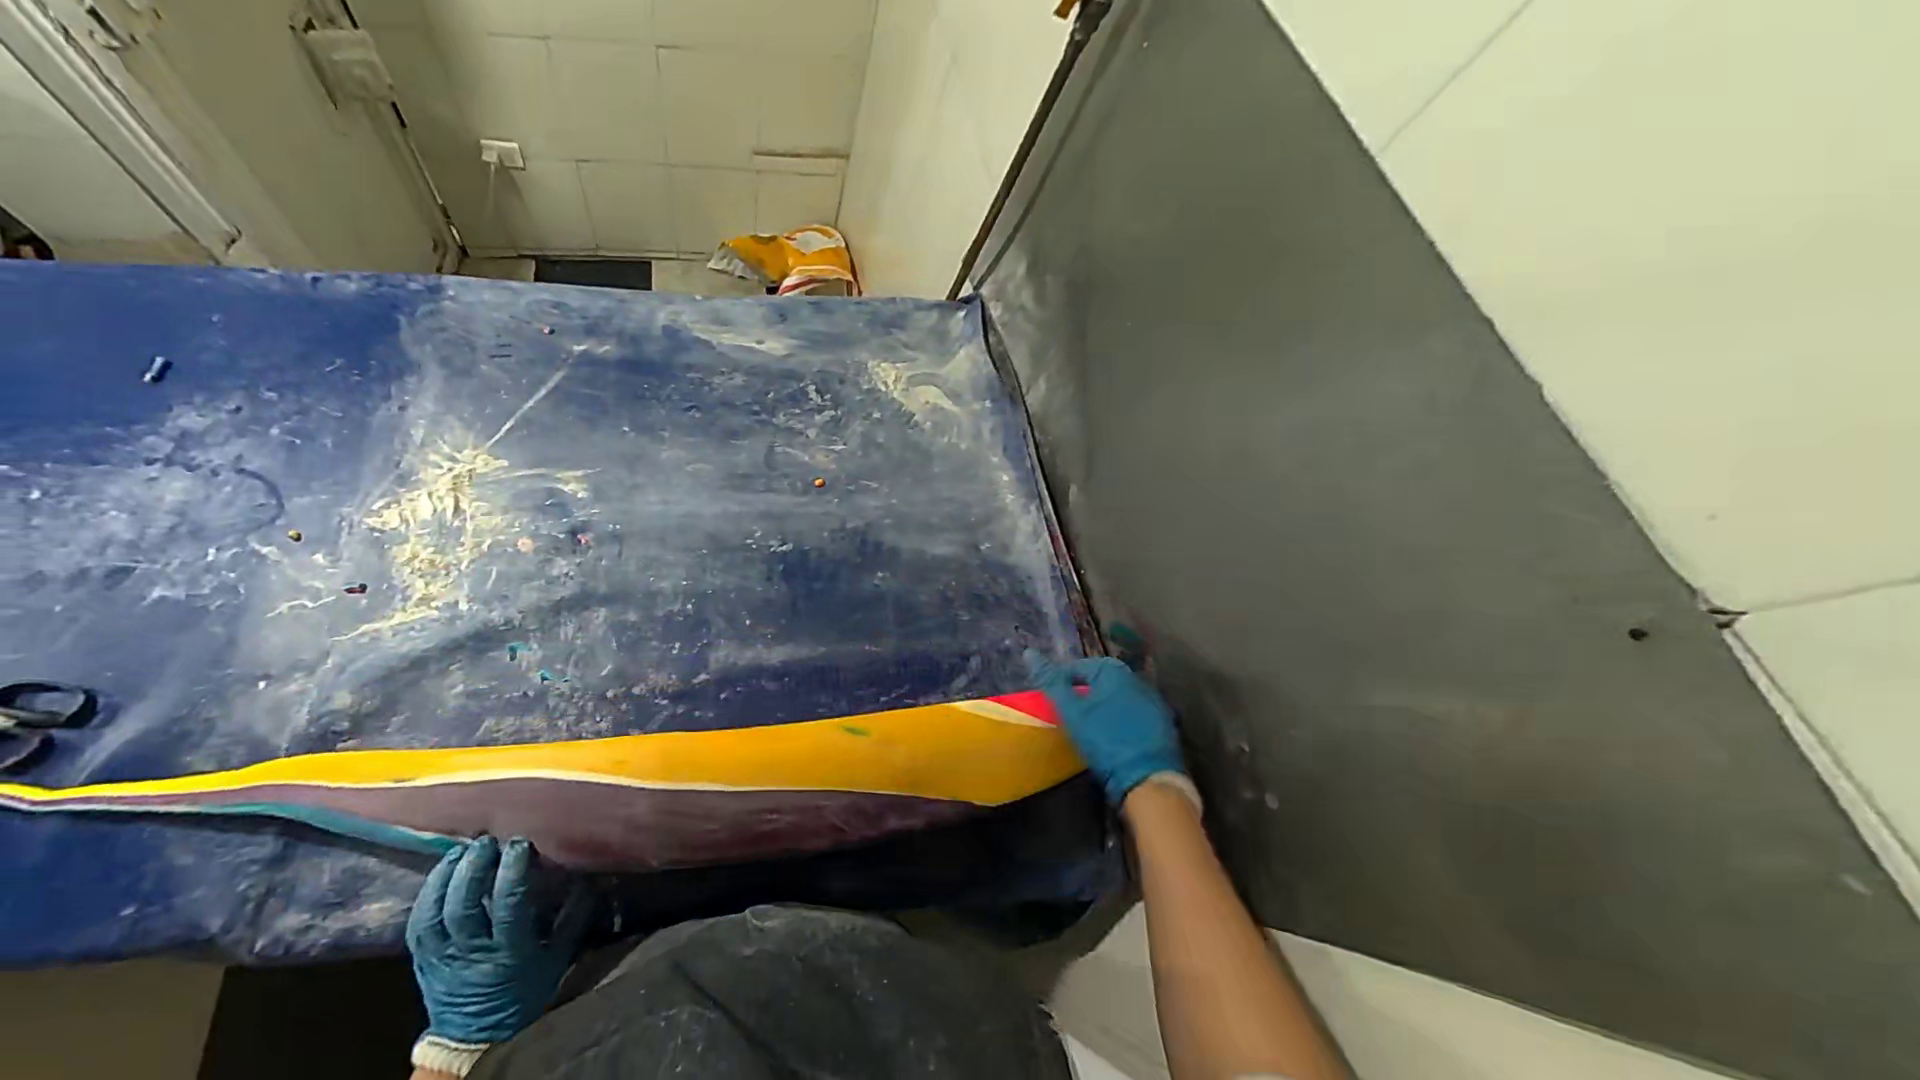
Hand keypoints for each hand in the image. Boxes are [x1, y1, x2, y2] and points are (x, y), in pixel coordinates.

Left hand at [406, 836, 588, 1044]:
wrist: (477, 1036)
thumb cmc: (526, 991)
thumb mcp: (558, 958)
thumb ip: (573, 917)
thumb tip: (589, 879)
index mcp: (510, 952)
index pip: (509, 905)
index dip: (513, 871)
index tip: (521, 845)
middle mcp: (472, 953)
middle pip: (464, 906)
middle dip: (475, 868)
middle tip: (488, 841)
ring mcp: (442, 957)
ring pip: (436, 913)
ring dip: (447, 876)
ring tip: (462, 849)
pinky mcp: (423, 959)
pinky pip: (418, 923)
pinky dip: (428, 893)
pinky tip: (441, 871)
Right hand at [1026, 651, 1184, 803]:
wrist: (1148, 778)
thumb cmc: (1105, 740)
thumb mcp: (1071, 713)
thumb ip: (1051, 683)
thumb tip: (1030, 653)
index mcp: (1114, 672)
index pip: (1079, 667)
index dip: (1061, 680)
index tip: (1051, 698)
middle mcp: (1137, 680)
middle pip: (1101, 681)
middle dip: (1083, 692)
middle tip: (1068, 712)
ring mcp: (1154, 702)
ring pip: (1120, 697)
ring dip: (1103, 706)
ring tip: (1088, 724)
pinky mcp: (1164, 723)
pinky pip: (1135, 713)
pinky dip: (1122, 719)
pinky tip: (1114, 736)